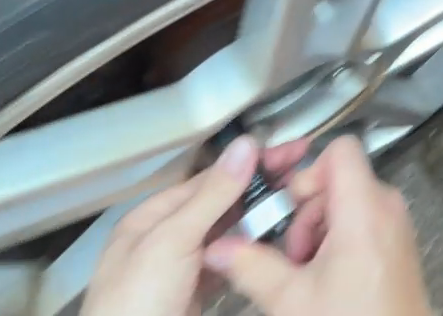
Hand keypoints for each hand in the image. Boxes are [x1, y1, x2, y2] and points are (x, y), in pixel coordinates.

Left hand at [81, 134, 309, 315]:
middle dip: (261, 187)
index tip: (294, 152)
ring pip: (229, 231)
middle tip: (304, 175)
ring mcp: (182, 268)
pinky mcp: (196, 295)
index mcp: (153, 217)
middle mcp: (167, 237)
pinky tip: (277, 240)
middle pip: (222, 202)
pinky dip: (251, 248)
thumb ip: (213, 194)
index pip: (213, 178)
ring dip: (260, 216)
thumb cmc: (138, 306)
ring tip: (299, 202)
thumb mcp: (173, 242)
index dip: (253, 162)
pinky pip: (230, 259)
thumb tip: (247, 142)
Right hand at [203, 136, 432, 315]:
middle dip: (308, 213)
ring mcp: (397, 221)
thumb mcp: (291, 300)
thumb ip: (251, 266)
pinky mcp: (399, 239)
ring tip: (308, 276)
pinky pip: (365, 217)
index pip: (341, 149)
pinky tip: (329, 280)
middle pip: (339, 178)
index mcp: (364, 206)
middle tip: (294, 259)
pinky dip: (341, 238)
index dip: (309, 171)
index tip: (290, 210)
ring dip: (320, 230)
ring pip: (349, 200)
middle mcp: (386, 203)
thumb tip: (215, 247)